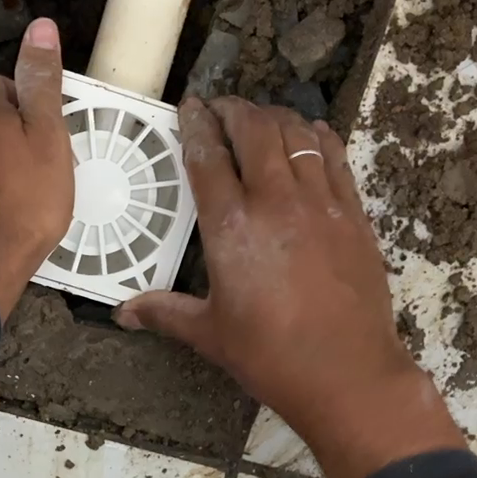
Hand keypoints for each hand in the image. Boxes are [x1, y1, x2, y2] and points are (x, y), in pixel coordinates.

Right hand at [113, 97, 464, 477]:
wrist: (344, 371)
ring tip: (257, 116)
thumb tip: (122, 313)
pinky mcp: (354, 214)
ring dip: (274, 117)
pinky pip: (335, 156)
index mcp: (231, 229)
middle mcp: (276, 203)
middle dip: (234, 111)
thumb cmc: (266, 353)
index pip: (208, 161)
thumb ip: (163, 312)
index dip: (195, 128)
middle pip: (255, 133)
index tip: (188, 107)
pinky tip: (307, 132)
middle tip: (219, 106)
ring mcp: (321, 203)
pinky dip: (317, 136)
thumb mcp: (207, 332)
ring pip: (297, 136)